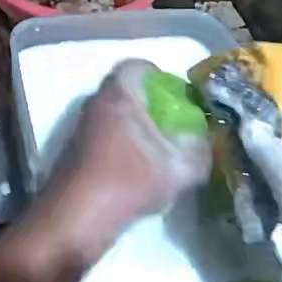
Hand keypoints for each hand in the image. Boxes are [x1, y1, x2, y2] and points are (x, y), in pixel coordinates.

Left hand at [8, 59, 211, 278]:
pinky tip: (142, 168)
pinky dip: (126, 140)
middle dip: (154, 104)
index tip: (182, 99)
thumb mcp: (178, 169)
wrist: (75, 215)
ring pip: (117, 111)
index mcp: (117, 94)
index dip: (162, 77)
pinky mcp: (78, 145)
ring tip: (165, 150)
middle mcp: (96, 100)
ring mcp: (83, 122)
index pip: (137, 66)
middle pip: (128, 89)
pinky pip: (107, 130)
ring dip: (140, 125)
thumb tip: (207, 140)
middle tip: (179, 126)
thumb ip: (199, 150)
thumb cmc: (126, 181)